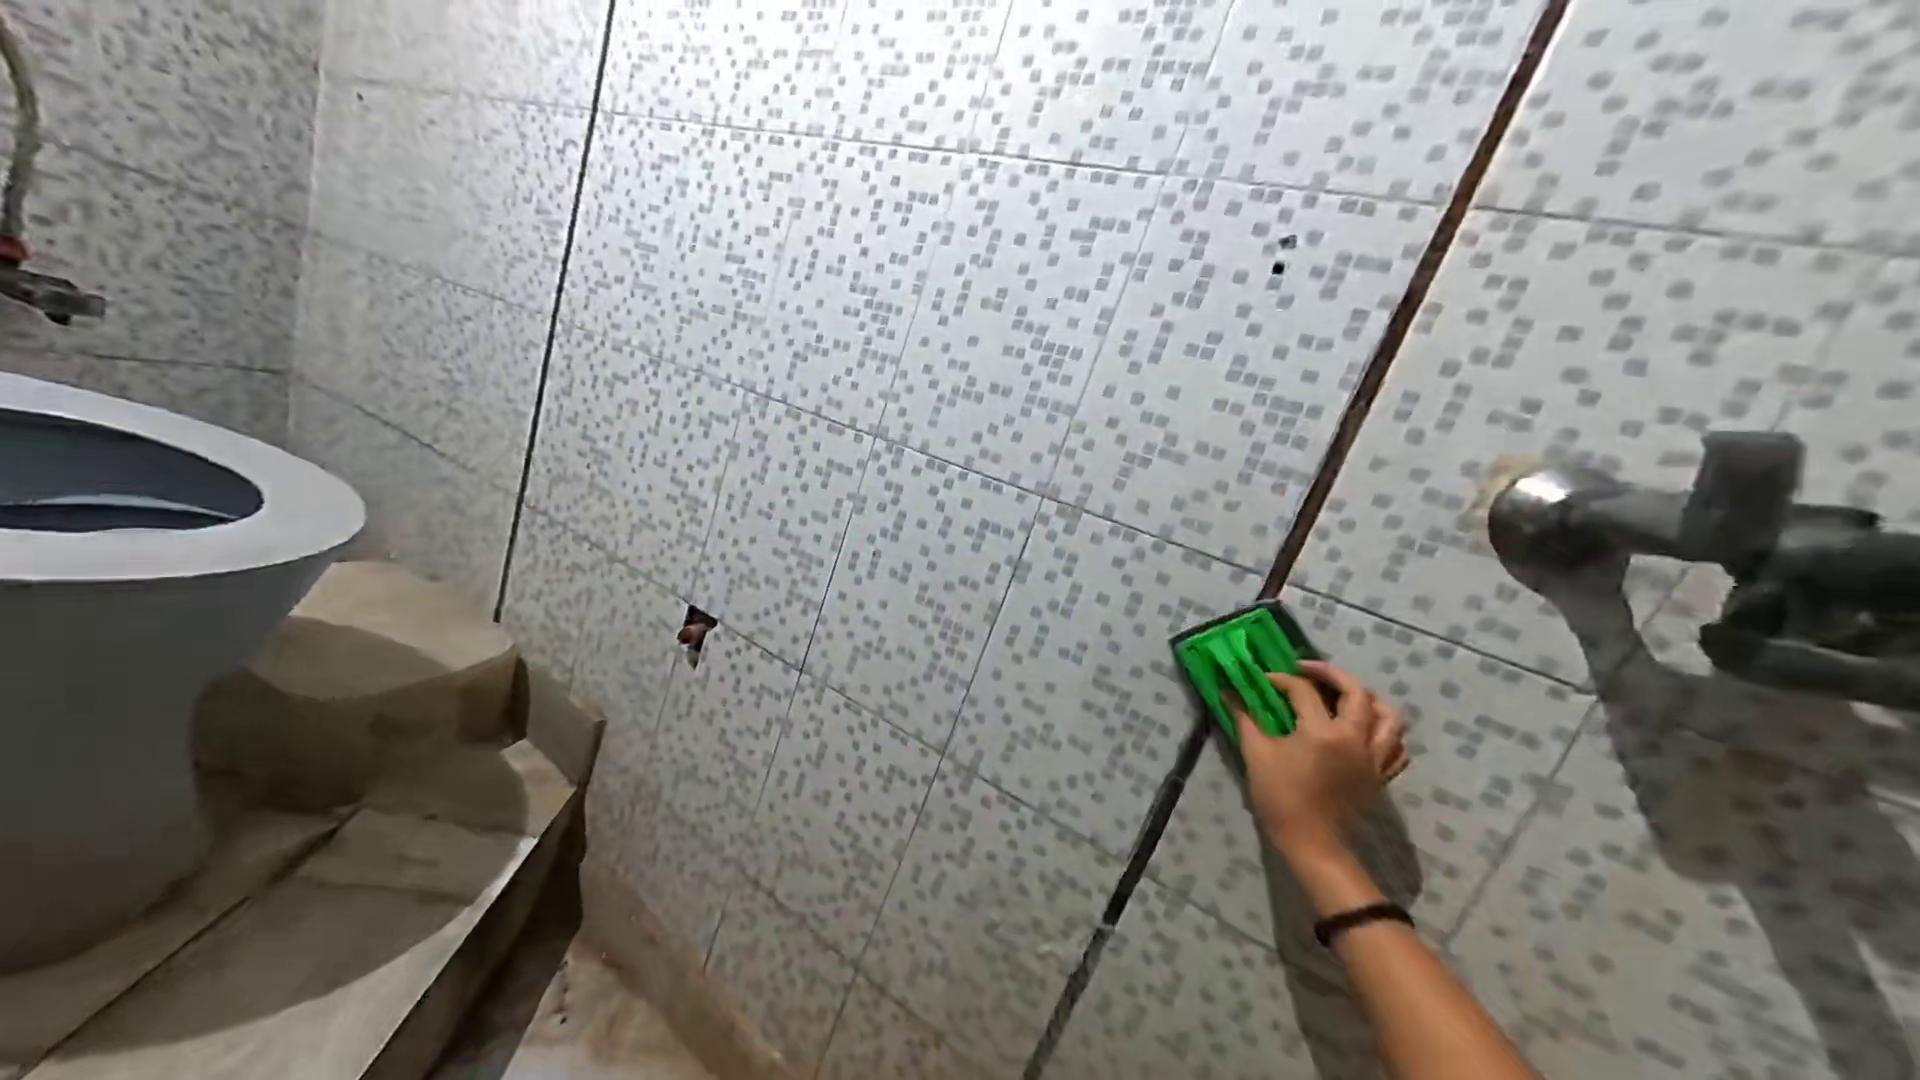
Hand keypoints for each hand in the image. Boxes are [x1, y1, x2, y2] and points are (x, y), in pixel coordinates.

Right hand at [1230, 660, 1408, 859]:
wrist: (1312, 844)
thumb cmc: (1280, 798)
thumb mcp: (1256, 754)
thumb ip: (1244, 718)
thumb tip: (1228, 691)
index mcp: (1322, 732)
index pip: (1303, 690)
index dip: (1281, 679)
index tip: (1262, 679)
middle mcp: (1355, 738)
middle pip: (1356, 691)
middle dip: (1331, 673)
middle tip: (1307, 670)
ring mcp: (1374, 757)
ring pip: (1389, 715)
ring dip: (1368, 698)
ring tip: (1345, 696)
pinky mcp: (1381, 774)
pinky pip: (1396, 745)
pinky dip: (1385, 730)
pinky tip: (1365, 729)